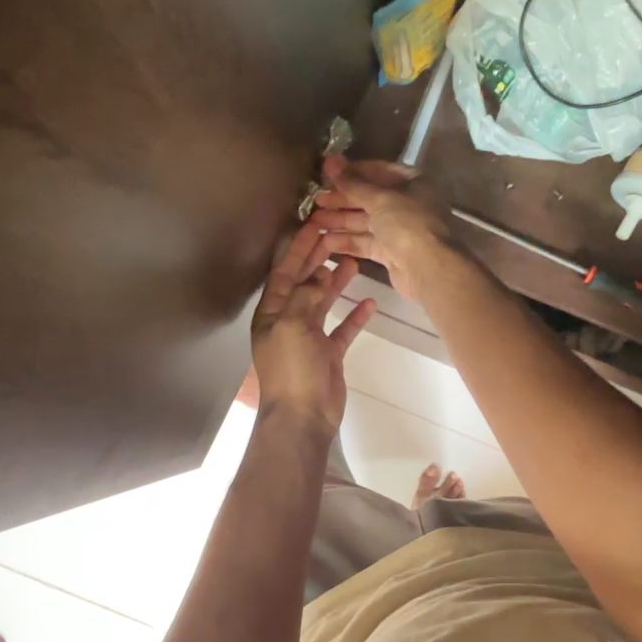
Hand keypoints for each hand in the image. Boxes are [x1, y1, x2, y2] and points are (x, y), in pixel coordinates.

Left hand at [250, 227, 375, 432]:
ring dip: (336, 283)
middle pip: (303, 283)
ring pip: (323, 303)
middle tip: (336, 236)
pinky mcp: (327, 355)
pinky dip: (354, 316)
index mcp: (272, 313)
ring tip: (354, 262)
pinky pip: (342, 329)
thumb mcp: (293, 325)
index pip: (284, 273)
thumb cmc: (293, 369)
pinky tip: (369, 302)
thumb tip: (319, 274)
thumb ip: (306, 296)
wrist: (303, 416)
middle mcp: (288, 322)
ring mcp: (308, 339)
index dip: (298, 249)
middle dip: (318, 260)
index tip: (314, 225)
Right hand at [312, 155, 455, 300]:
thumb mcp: (380, 199)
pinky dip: (348, 242)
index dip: (352, 172)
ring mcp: (400, 230)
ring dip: (340, 221)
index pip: (378, 171)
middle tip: (315, 200)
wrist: (430, 269)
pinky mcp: (392, 253)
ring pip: (366, 222)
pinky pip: (367, 243)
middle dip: (342, 200)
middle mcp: (408, 204)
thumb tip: (330, 160)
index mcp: (413, 183)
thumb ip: (353, 183)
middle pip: (370, 198)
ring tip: (313, 222)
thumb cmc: (408, 224)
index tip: (327, 175)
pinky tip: (326, 241)